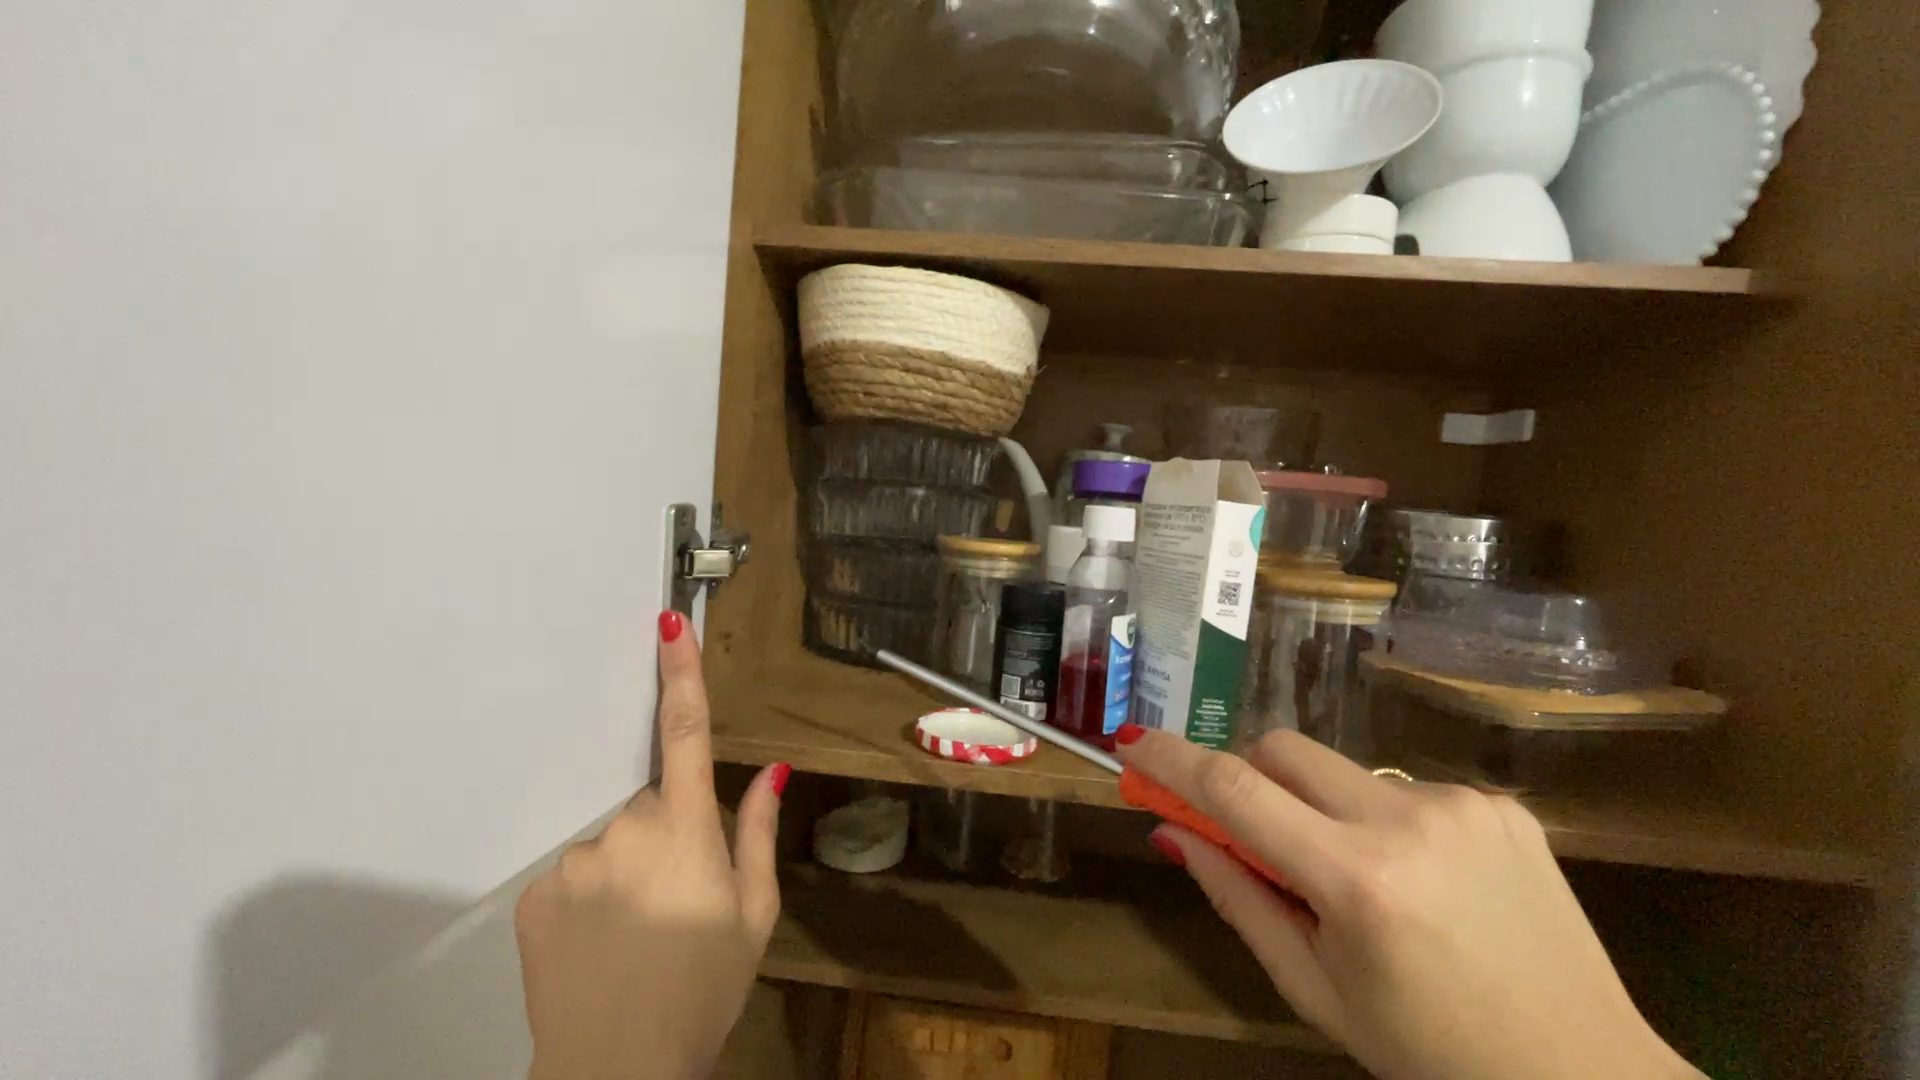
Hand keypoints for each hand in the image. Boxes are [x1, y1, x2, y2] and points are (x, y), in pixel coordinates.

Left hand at [515, 610, 789, 1079]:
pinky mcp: (534, 893)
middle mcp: (623, 830)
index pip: (685, 733)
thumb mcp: (754, 914)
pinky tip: (600, 941)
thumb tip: (771, 768)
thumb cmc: (705, 988)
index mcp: (686, 830)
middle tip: (678, 895)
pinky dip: (591, 891)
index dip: (679, 673)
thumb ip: (759, 831)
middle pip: (650, 802)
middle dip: (667, 829)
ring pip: (611, 837)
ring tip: (636, 930)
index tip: (667, 622)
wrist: (617, 1071)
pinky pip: (575, 870)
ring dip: (628, 865)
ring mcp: (573, 860)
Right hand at [1120, 726, 1703, 1079]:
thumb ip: (1236, 896)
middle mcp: (1408, 821)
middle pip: (1282, 749)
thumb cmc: (1427, 1051)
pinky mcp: (1500, 803)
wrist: (1586, 1078)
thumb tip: (1171, 829)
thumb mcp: (1313, 987)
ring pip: (1342, 770)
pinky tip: (1422, 879)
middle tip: (1253, 831)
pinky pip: (1402, 788)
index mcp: (1357, 881)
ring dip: (1322, 807)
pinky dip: (1383, 821)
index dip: (1174, 760)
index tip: (1132, 744)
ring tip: (1361, 879)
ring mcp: (1463, 804)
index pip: (1236, 791)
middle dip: (1249, 776)